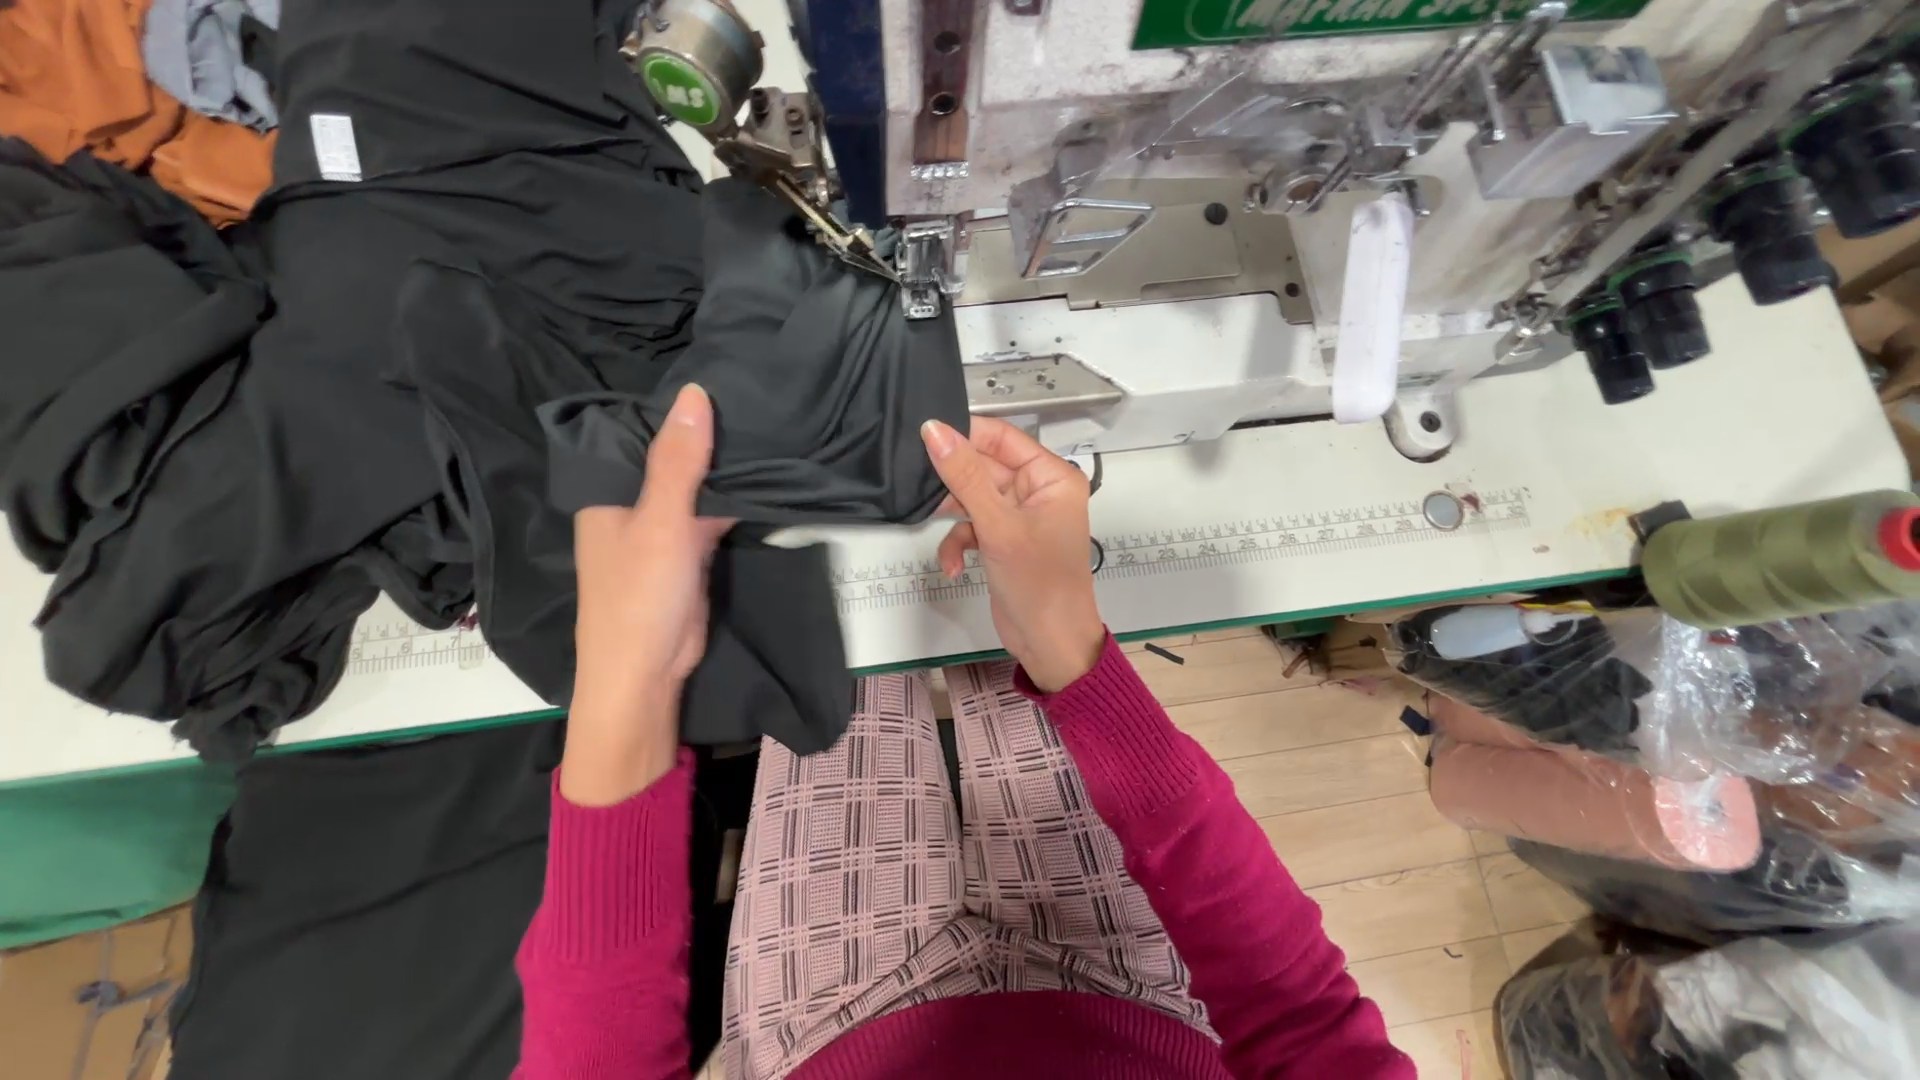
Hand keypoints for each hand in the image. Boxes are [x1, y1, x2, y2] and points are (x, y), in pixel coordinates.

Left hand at [565, 384, 732, 804]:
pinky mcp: (688, 556)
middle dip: (706, 438)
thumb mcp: (661, 521)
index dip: (675, 410)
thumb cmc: (640, 594)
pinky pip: (711, 518)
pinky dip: (733, 503)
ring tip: (768, 427)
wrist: (646, 673)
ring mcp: (661, 533)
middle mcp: (631, 507)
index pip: (639, 436)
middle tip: (756, 398)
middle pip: (670, 461)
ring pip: (695, 490)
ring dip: (724, 471)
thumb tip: (695, 392)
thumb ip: (680, 462)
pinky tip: (765, 478)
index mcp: (608, 493)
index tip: (719, 377)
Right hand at [921, 417, 1104, 691]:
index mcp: (1051, 477)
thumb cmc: (1038, 582)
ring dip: (953, 517)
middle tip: (917, 481)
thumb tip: (934, 430)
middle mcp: (1038, 491)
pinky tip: (951, 566)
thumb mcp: (997, 525)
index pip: (1003, 438)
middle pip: (984, 467)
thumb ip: (964, 476)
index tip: (923, 434)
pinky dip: (958, 543)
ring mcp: (1020, 518)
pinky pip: (973, 528)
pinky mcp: (1004, 542)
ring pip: (973, 498)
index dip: (965, 433)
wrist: (1050, 644)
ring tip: (931, 522)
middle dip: (953, 482)